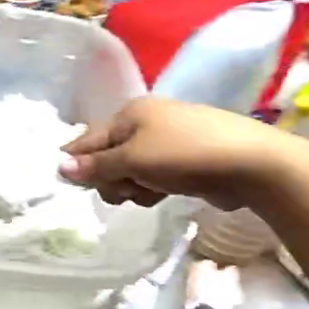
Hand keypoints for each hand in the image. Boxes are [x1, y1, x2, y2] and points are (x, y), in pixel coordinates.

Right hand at [59, 97, 278, 209]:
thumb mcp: (132, 161)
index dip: (78, 163)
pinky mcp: (184, 161)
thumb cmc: (183, 155)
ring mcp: (167, 141)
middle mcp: (145, 122)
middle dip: (112, 179)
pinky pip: (152, 177)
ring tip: (151, 192)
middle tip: (126, 189)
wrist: (249, 164)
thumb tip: (59, 167)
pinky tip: (165, 195)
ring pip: (130, 171)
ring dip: (134, 187)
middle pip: (108, 158)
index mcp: (130, 113)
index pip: (88, 140)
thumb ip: (95, 167)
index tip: (71, 186)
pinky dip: (153, 188)